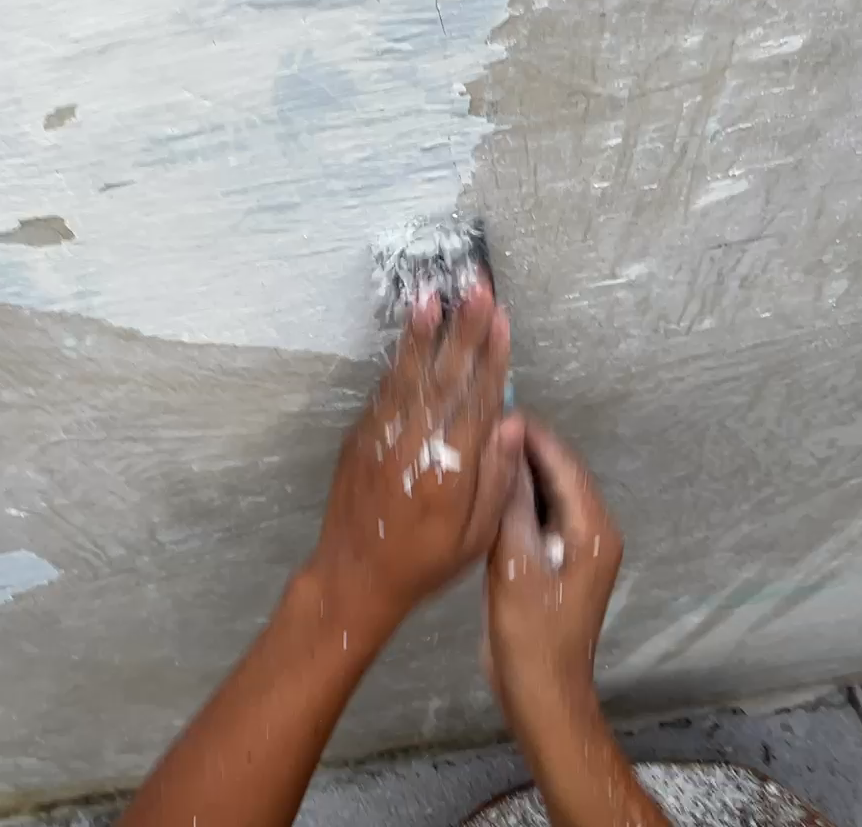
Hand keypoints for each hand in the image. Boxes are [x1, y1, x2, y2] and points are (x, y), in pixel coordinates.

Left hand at [306, 278, 515, 631]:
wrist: (354, 575)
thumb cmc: (424, 563)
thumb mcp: (476, 538)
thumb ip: (494, 479)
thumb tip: (508, 421)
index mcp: (451, 469)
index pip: (477, 399)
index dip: (491, 355)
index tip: (500, 316)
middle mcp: (416, 443)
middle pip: (445, 376)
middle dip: (462, 329)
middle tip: (474, 287)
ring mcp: (383, 436)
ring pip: (409, 376)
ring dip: (422, 334)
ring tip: (432, 296)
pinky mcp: (361, 436)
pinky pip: (384, 391)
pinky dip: (398, 361)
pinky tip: (408, 337)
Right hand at [482, 418, 624, 725]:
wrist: (540, 691)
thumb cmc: (529, 629)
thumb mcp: (515, 561)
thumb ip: (514, 499)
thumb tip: (508, 442)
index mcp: (592, 527)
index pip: (563, 461)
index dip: (529, 432)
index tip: (491, 408)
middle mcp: (594, 528)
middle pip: (559, 471)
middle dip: (522, 445)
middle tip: (478, 424)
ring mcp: (578, 544)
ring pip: (549, 489)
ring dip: (519, 468)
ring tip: (477, 446)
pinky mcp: (559, 556)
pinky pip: (541, 511)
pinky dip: (518, 495)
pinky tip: (487, 486)